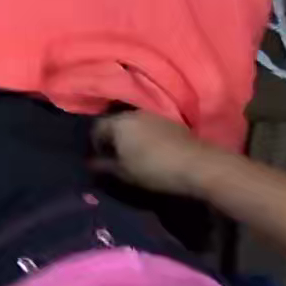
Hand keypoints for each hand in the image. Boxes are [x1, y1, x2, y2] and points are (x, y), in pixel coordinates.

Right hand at [94, 111, 218, 195]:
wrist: (196, 164)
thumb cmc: (152, 168)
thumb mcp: (123, 172)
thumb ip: (103, 166)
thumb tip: (89, 163)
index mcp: (118, 122)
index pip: (96, 128)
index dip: (94, 144)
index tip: (100, 159)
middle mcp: (134, 113)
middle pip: (115, 123)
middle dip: (112, 138)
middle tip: (115, 157)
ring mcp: (154, 115)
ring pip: (133, 124)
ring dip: (130, 136)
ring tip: (134, 155)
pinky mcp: (171, 122)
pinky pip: (149, 127)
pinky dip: (145, 137)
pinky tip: (152, 151)